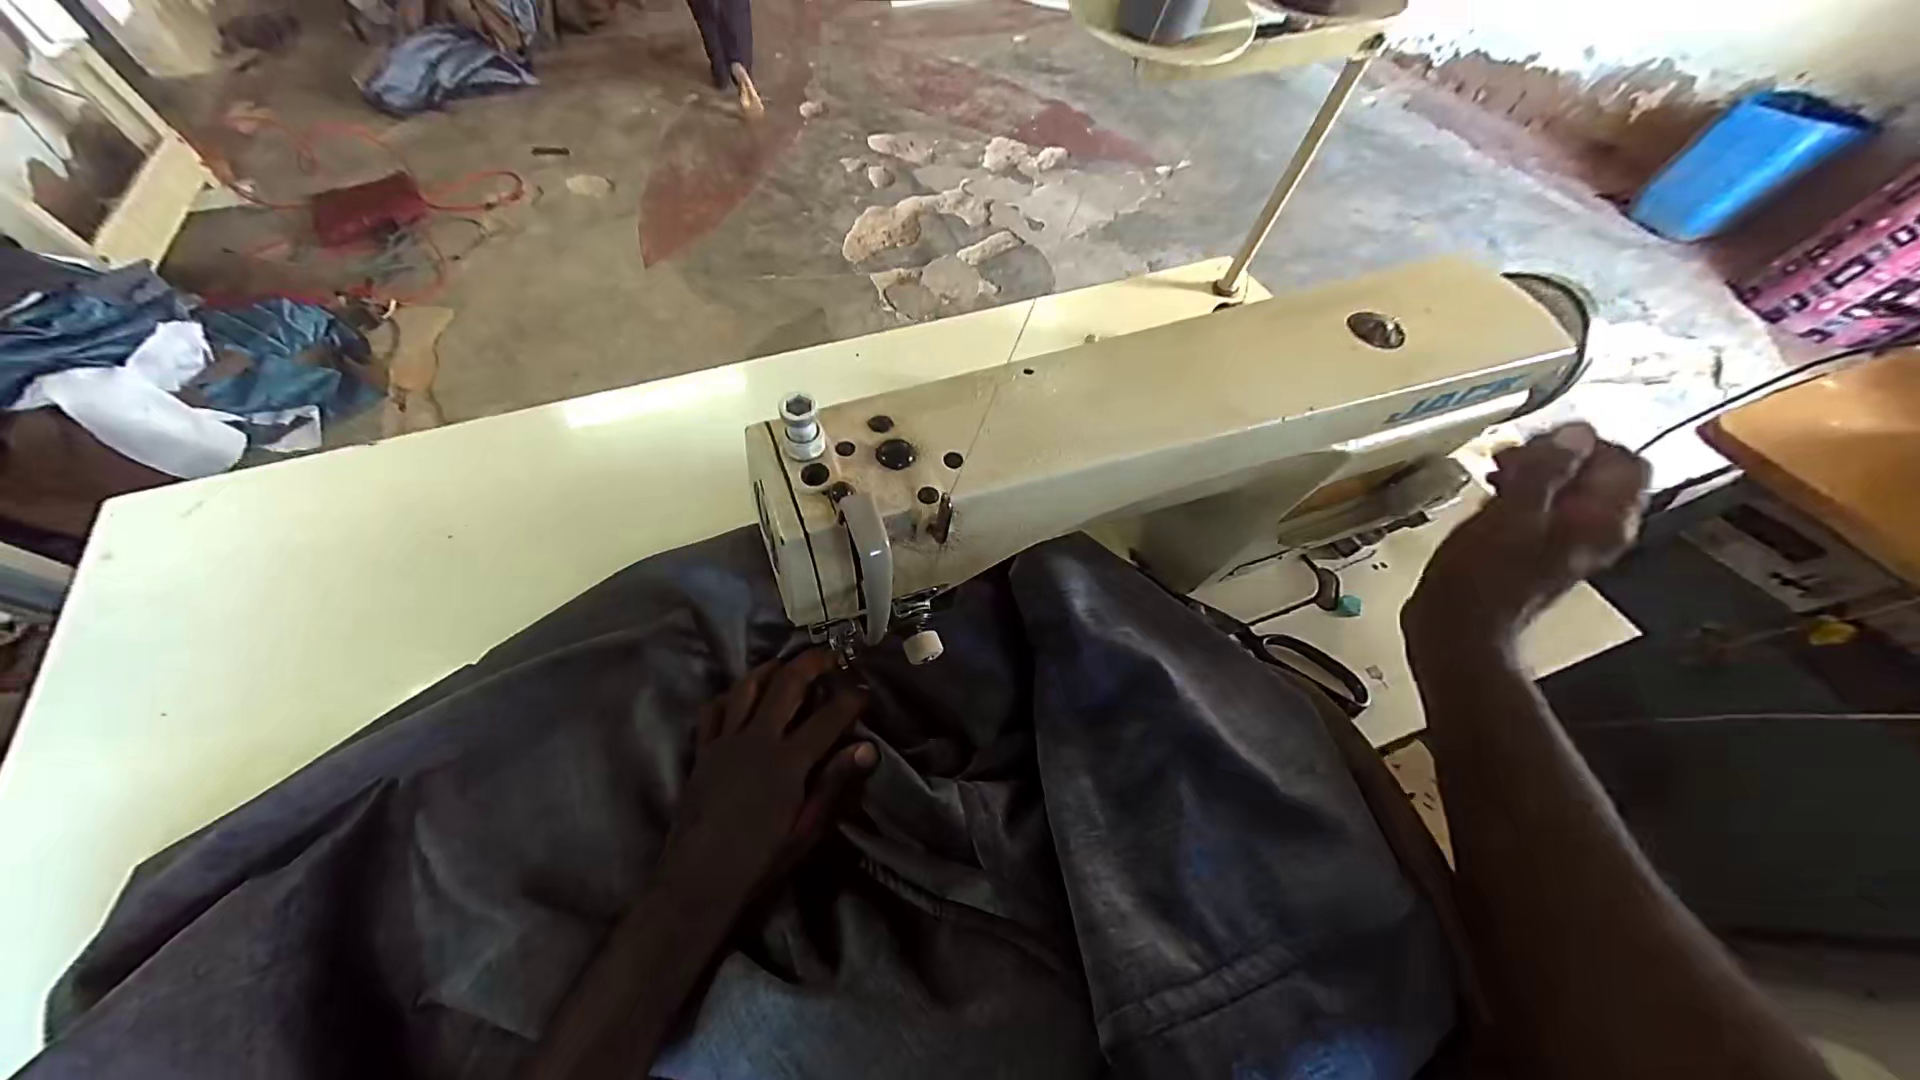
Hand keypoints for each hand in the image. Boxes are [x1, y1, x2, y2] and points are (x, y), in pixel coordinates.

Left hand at [659, 649, 876, 899]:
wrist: (698, 880)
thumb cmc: (761, 859)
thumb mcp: (807, 827)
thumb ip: (834, 782)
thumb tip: (867, 747)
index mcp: (789, 761)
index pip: (828, 717)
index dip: (851, 699)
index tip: (865, 689)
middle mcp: (757, 740)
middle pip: (786, 684)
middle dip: (812, 662)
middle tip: (830, 655)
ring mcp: (726, 742)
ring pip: (746, 687)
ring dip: (769, 668)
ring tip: (785, 663)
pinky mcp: (703, 751)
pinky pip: (712, 711)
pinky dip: (728, 696)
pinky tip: (737, 696)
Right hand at [1404, 423, 1649, 648]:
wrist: (1456, 626)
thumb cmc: (1479, 574)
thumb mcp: (1509, 514)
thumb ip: (1546, 471)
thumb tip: (1576, 432)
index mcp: (1603, 521)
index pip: (1622, 459)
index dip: (1579, 442)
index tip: (1530, 441)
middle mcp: (1598, 532)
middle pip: (1597, 474)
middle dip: (1554, 457)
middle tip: (1506, 456)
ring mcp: (1569, 545)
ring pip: (1568, 492)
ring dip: (1535, 475)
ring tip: (1494, 473)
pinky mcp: (1539, 553)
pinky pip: (1545, 511)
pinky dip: (1523, 496)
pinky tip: (1491, 498)